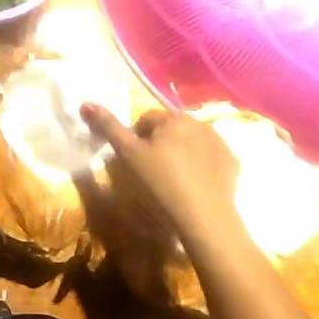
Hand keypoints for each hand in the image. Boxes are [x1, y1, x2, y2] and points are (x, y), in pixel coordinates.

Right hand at [81, 103, 242, 246]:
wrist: (204, 215)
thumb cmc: (161, 181)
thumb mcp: (129, 155)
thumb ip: (109, 127)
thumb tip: (86, 102)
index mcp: (174, 118)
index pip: (146, 118)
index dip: (135, 137)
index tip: (133, 160)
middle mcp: (200, 122)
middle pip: (170, 128)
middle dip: (159, 143)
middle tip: (151, 171)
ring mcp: (220, 143)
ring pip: (191, 142)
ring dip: (181, 153)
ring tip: (173, 179)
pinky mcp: (232, 163)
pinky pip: (211, 158)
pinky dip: (201, 166)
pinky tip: (194, 185)